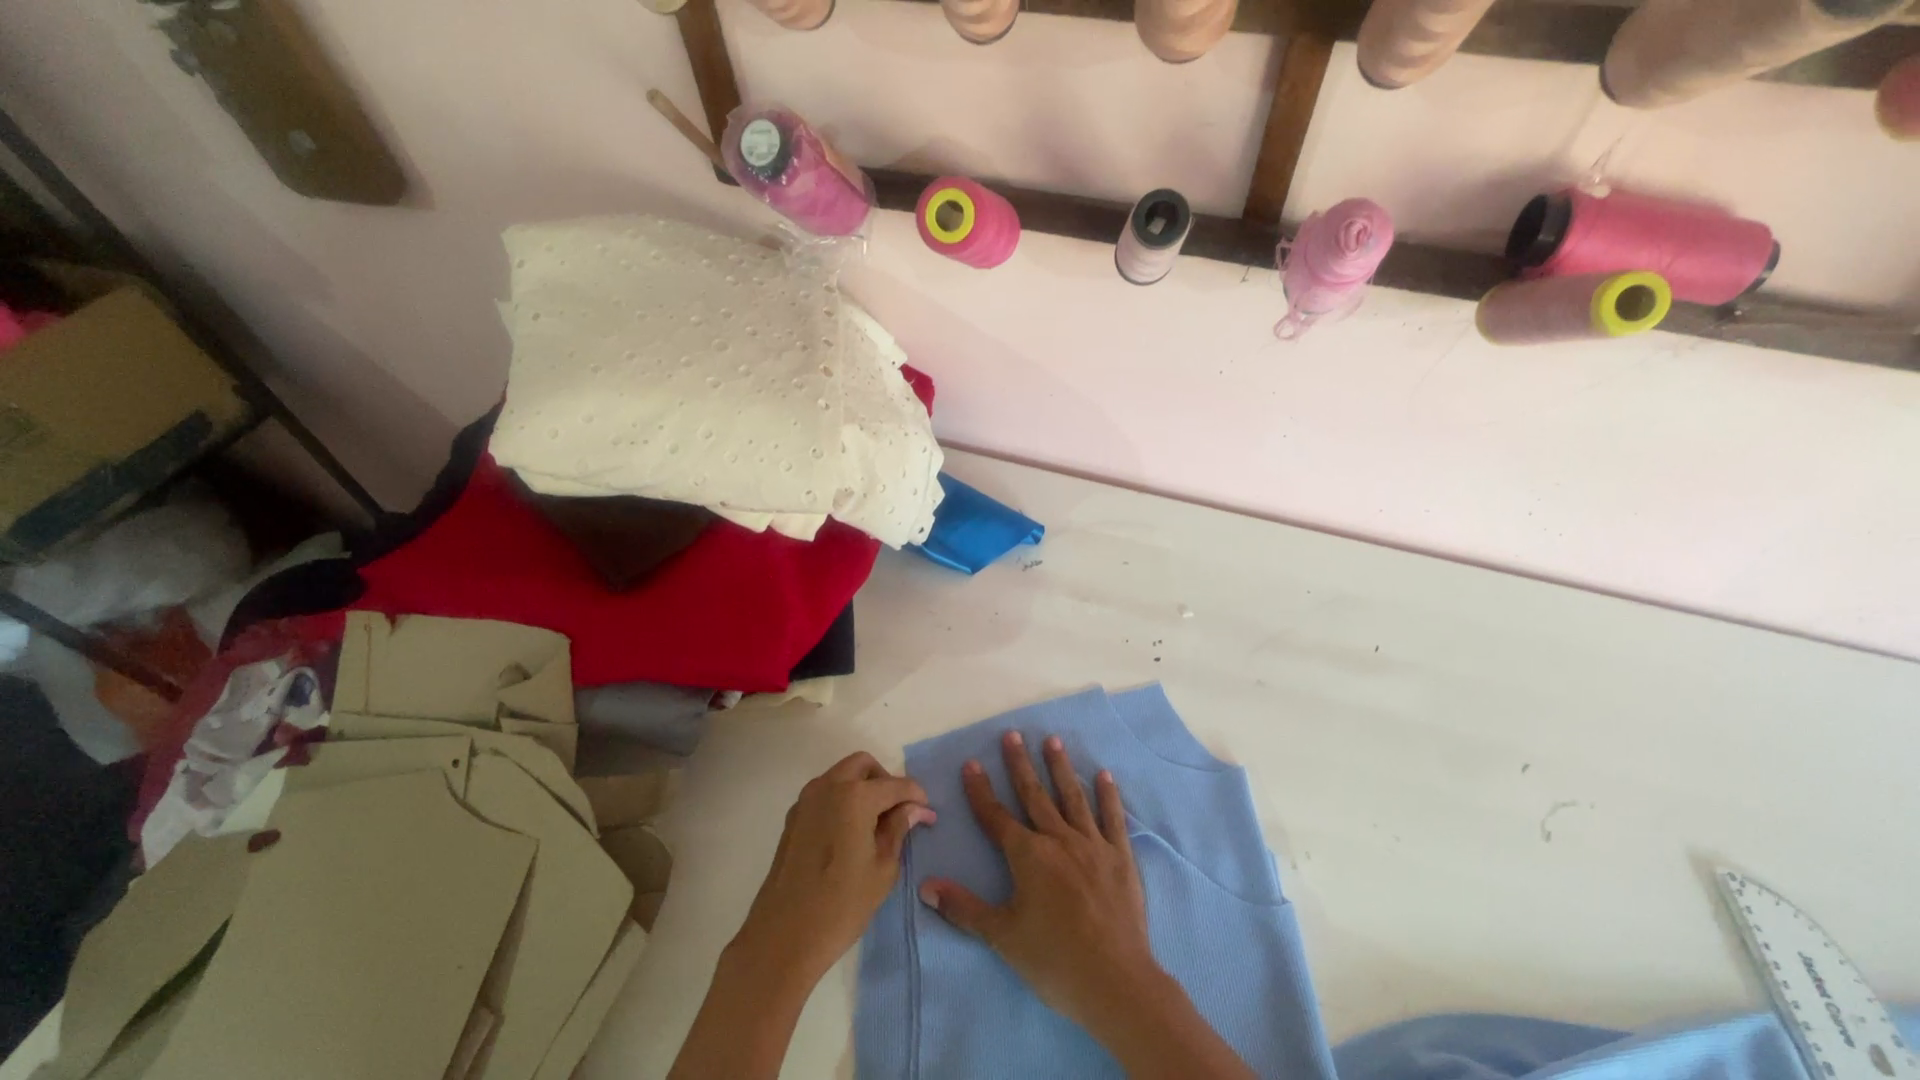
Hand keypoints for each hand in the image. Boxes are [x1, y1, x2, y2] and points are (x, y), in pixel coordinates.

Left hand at [730, 751, 934, 983]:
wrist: (783, 936)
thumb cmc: (842, 905)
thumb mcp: (883, 869)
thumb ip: (899, 829)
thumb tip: (915, 809)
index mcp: (854, 797)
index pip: (895, 785)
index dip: (916, 796)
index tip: (928, 813)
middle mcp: (826, 788)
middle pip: (862, 765)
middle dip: (885, 781)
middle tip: (898, 812)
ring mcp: (804, 802)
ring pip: (840, 776)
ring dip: (861, 788)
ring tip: (876, 825)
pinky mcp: (792, 819)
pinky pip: (823, 794)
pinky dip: (841, 801)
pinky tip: (850, 834)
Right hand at [917, 732, 1156, 1031]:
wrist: (1115, 981)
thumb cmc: (1053, 959)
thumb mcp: (1001, 936)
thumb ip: (964, 908)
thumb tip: (926, 886)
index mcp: (1027, 856)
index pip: (996, 816)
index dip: (981, 790)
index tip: (971, 763)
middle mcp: (1058, 841)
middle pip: (1034, 796)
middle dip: (1020, 765)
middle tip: (1012, 734)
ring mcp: (1093, 846)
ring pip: (1072, 798)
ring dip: (1060, 768)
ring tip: (1052, 740)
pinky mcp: (1121, 858)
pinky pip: (1113, 818)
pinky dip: (1108, 795)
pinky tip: (1104, 775)